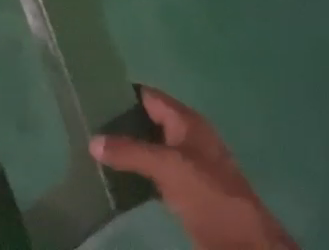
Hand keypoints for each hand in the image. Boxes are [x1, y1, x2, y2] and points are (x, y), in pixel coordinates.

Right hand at [92, 88, 295, 249]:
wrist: (243, 242)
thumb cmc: (208, 192)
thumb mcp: (168, 166)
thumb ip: (130, 151)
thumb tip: (92, 141)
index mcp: (187, 122)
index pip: (149, 96)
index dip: (123, 93)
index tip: (91, 95)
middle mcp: (186, 138)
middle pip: (148, 121)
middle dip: (120, 122)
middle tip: (85, 123)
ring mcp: (187, 166)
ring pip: (149, 149)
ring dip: (126, 149)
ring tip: (92, 148)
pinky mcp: (184, 192)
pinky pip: (153, 173)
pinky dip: (135, 172)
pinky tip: (113, 177)